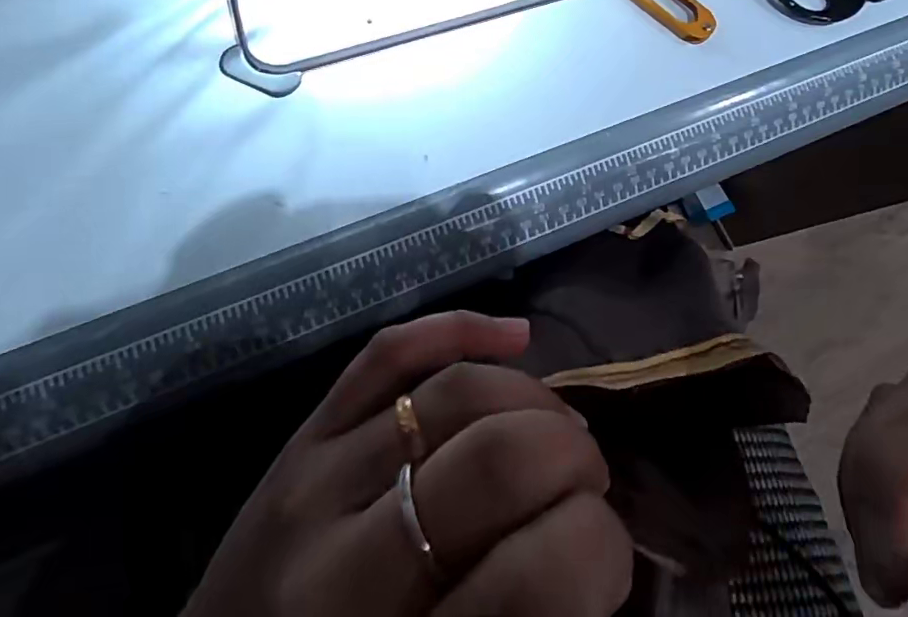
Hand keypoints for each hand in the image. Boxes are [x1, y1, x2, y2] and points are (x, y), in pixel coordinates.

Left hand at [182, 311, 632, 616]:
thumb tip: (593, 539)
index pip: (535, 577)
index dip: (599, 548)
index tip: (607, 548)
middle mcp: (352, 557)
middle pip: (496, 462)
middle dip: (570, 456)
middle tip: (590, 478)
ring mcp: (318, 474)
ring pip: (449, 394)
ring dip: (531, 398)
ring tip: (560, 426)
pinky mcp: (300, 432)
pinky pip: (383, 354)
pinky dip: (454, 329)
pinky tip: (512, 338)